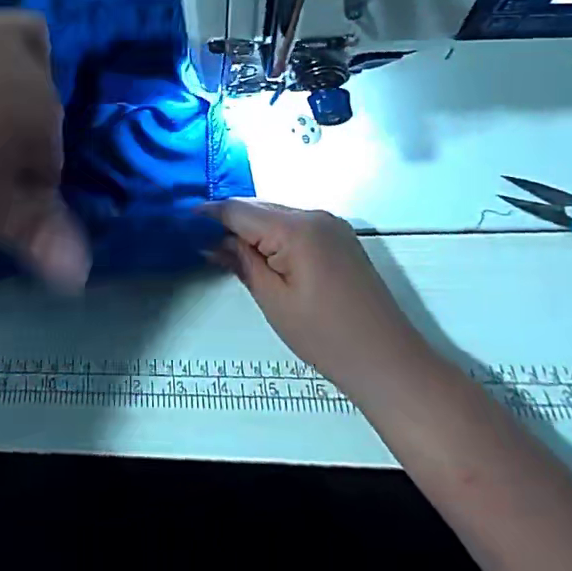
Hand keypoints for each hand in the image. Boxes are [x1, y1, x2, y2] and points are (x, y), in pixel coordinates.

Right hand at [206, 199, 428, 391]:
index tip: (181, 221)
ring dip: (250, 228)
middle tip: (200, 241)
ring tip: (226, 250)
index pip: (239, 210)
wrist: (390, 363)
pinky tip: (260, 254)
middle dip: (228, 221)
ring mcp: (331, 225)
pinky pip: (295, 224)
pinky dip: (273, 234)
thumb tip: (211, 241)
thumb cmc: (326, 337)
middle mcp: (315, 215)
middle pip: (257, 207)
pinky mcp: (340, 237)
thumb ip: (241, 262)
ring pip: (275, 214)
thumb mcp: (273, 301)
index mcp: (296, 229)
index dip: (208, 214)